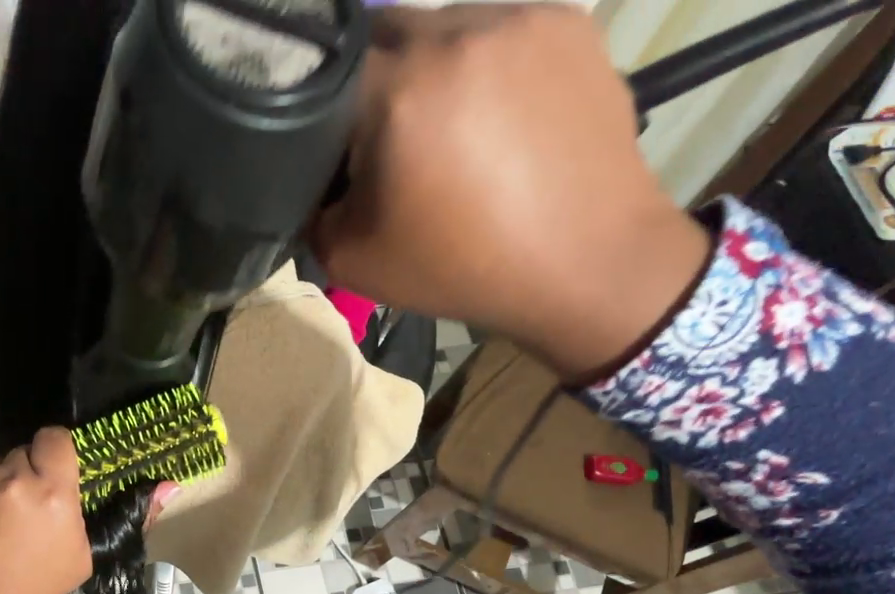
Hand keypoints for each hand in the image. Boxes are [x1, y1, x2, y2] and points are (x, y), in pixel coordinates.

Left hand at [0, 427, 93, 593]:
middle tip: (20, 506)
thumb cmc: (29, 587)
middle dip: (24, 473)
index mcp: (52, 493)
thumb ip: (82, 515)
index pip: (55, 438)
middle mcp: (13, 478)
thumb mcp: (79, 557)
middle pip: (23, 453)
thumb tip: (87, 490)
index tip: (50, 470)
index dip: (54, 452)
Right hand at [310, 3, 710, 381]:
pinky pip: (499, 29)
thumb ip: (309, 208)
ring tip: (444, 123)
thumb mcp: (351, 257)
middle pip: (383, 32)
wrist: (587, 263)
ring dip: (429, 66)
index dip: (316, 111)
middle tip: (384, 134)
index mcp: (399, 89)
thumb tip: (307, 176)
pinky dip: (482, 63)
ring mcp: (520, 19)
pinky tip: (492, 110)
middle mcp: (458, 33)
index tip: (332, 150)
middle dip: (372, 79)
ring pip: (443, 25)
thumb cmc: (462, 268)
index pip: (322, 70)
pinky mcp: (568, 22)